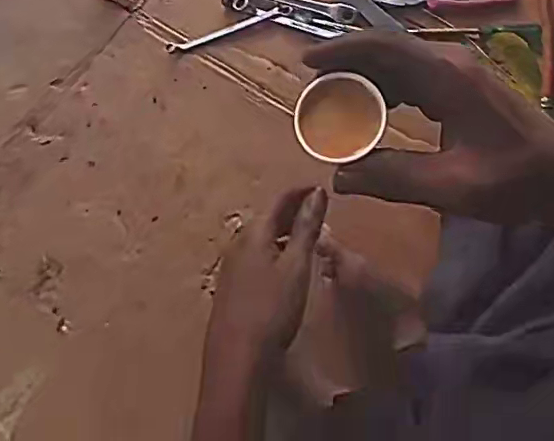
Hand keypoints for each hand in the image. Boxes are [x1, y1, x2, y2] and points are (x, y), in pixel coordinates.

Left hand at [206, 186, 328, 362]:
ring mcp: (232, 267)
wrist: (236, 364)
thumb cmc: (271, 309)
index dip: (302, 191)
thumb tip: (317, 192)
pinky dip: (275, 249)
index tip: (322, 189)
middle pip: (270, 216)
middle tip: (320, 212)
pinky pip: (257, 254)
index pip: (280, 199)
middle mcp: (239, 244)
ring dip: (285, 231)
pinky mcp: (231, 288)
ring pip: (263, 237)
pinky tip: (287, 265)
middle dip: (294, 210)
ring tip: (309, 236)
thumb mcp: (297, 265)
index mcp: (254, 233)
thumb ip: (307, 226)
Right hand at [303, 34, 553, 225]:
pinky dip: (391, 86)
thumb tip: (341, 175)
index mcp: (448, 77)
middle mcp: (453, 63)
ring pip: (403, 61)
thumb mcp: (453, 187)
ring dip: (369, 76)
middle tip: (315, 91)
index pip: (386, 47)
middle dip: (349, 64)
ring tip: (336, 100)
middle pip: (390, 50)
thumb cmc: (517, 180)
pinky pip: (418, 75)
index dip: (344, 49)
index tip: (308, 61)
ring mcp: (462, 71)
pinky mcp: (466, 85)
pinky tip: (376, 109)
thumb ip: (394, 178)